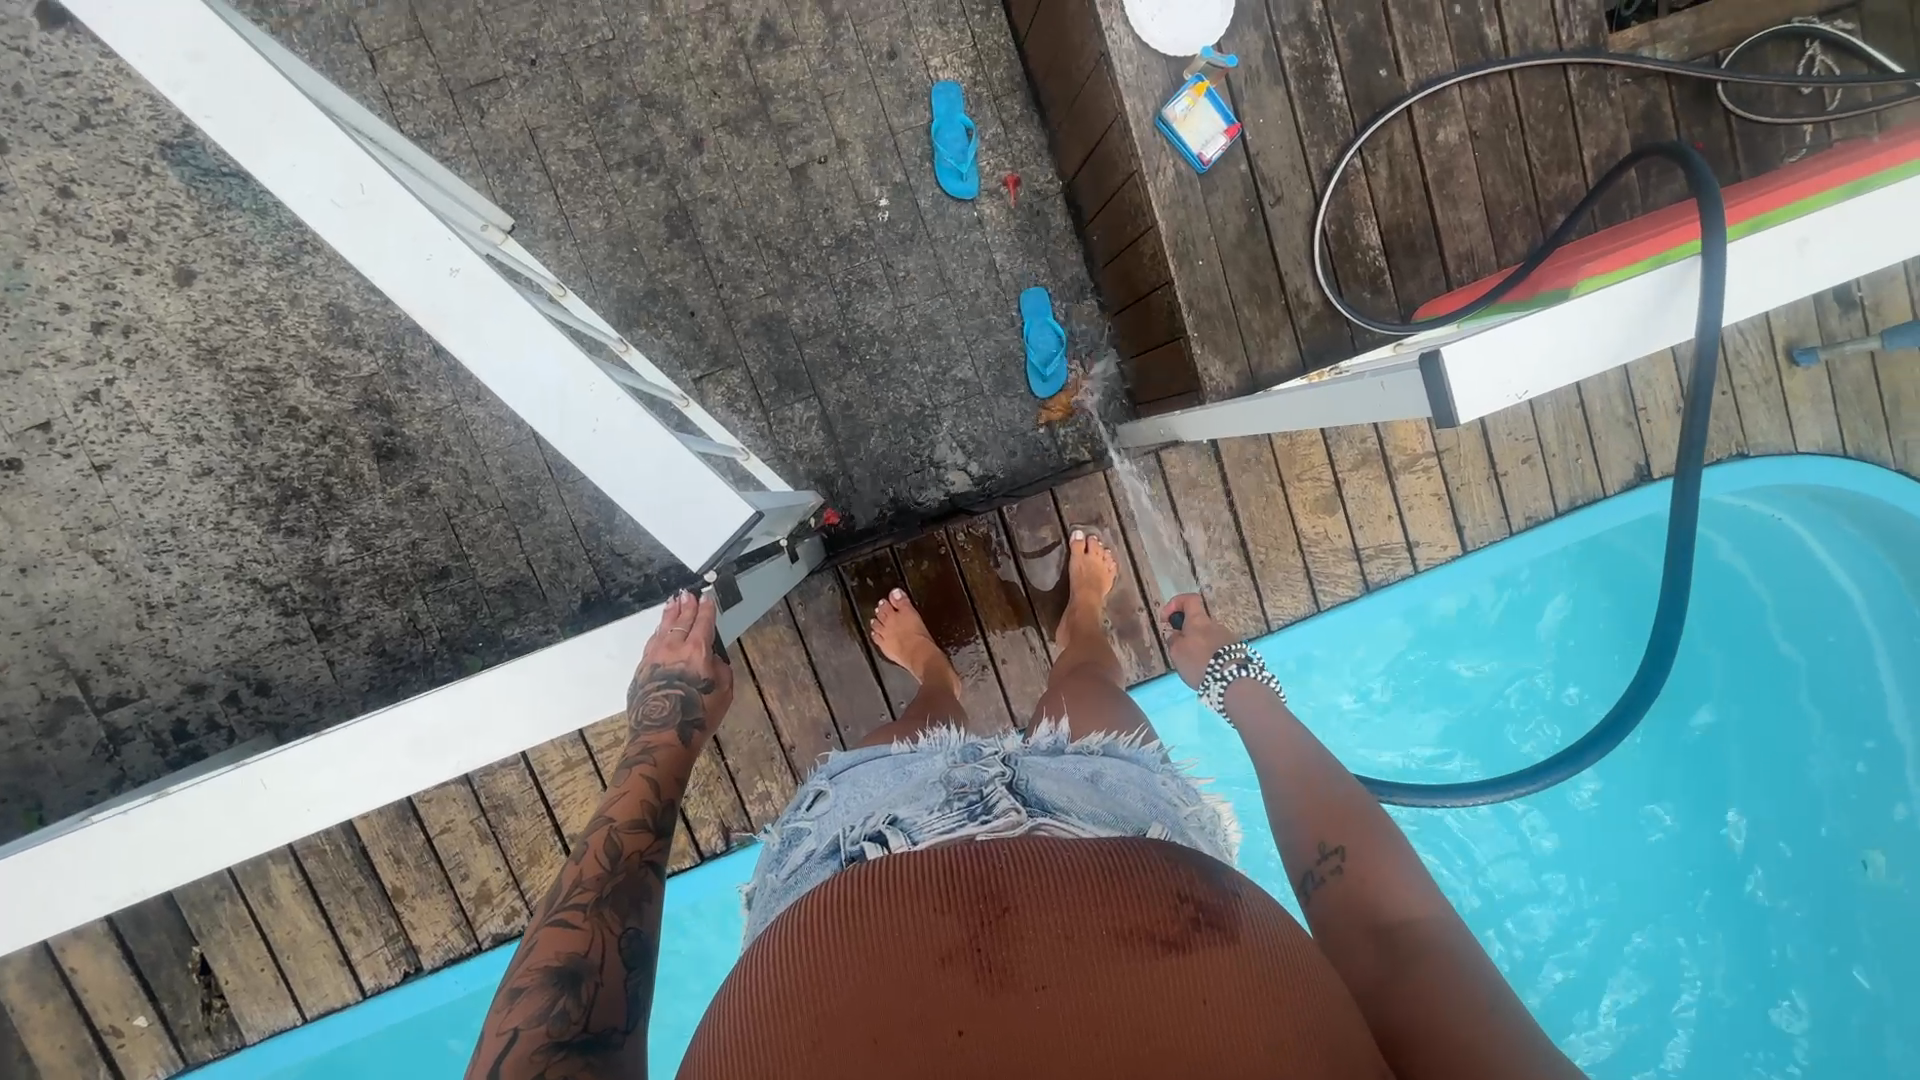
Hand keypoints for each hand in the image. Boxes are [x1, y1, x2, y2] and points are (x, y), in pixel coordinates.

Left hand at [628, 590, 733, 748]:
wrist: (661, 735)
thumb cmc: (699, 715)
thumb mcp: (724, 690)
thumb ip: (719, 667)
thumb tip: (710, 656)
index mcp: (698, 651)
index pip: (703, 622)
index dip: (707, 608)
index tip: (707, 597)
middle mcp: (674, 648)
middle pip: (681, 620)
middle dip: (686, 605)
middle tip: (688, 593)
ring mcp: (654, 656)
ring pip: (663, 628)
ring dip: (670, 614)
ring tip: (673, 602)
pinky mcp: (642, 668)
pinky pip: (652, 642)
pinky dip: (659, 631)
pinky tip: (660, 629)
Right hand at [1161, 593, 1239, 690]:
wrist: (1233, 681)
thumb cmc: (1199, 662)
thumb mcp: (1176, 652)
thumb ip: (1173, 639)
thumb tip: (1175, 633)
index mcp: (1198, 620)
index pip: (1189, 599)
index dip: (1175, 604)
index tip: (1166, 620)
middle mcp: (1215, 625)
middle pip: (1197, 622)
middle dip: (1186, 634)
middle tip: (1179, 651)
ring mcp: (1228, 637)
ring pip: (1207, 637)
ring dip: (1198, 646)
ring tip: (1194, 666)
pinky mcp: (1236, 651)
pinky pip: (1217, 648)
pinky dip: (1209, 655)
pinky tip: (1207, 670)